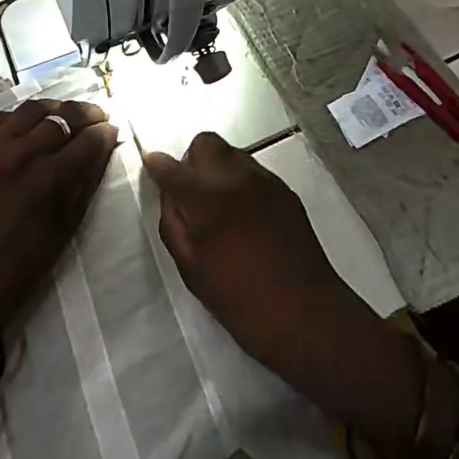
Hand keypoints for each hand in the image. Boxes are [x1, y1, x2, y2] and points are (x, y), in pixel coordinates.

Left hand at [0, 99, 121, 324]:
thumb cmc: (27, 261)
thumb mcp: (68, 223)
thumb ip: (87, 178)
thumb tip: (106, 142)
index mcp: (48, 179)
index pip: (85, 141)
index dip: (102, 132)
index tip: (110, 127)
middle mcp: (19, 155)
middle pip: (59, 119)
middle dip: (83, 114)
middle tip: (96, 115)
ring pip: (26, 112)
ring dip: (52, 109)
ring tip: (64, 112)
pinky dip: (15, 118)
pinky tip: (26, 123)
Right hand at [142, 133, 383, 387]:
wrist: (306, 315)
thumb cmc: (238, 298)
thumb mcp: (189, 266)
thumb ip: (173, 222)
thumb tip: (169, 194)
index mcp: (205, 196)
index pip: (169, 165)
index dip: (156, 165)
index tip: (153, 170)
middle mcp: (234, 177)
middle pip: (205, 143)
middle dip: (192, 161)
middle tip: (192, 193)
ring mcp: (264, 181)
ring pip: (231, 154)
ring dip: (218, 170)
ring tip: (221, 206)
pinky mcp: (285, 191)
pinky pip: (253, 172)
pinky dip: (241, 183)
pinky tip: (245, 216)